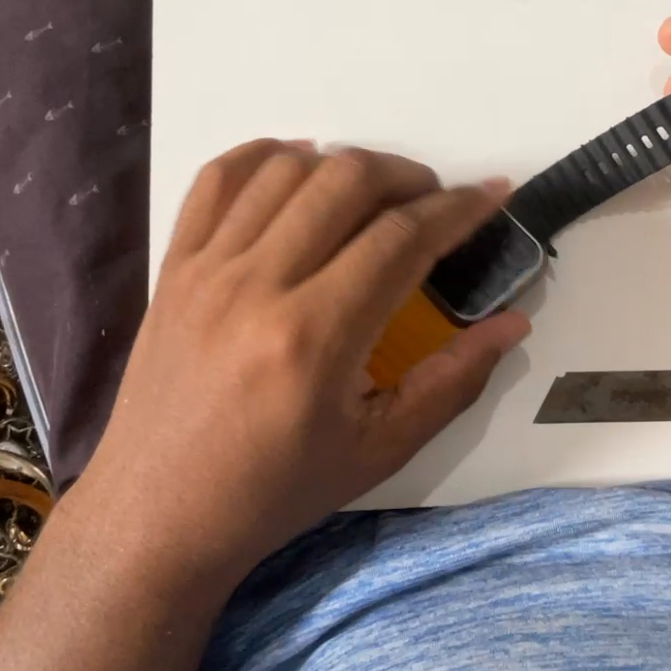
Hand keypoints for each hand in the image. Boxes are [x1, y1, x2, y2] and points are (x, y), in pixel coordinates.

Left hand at [78, 140, 529, 580]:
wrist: (159, 515)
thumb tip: (512, 323)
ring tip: (372, 193)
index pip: (402, 238)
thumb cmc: (275, 491)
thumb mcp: (379, 451)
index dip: (458, 208)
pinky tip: (296, 168)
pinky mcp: (175, 266)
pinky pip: (217, 179)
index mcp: (316, 338)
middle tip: (431, 201)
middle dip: (407, 175)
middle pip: (346, 181)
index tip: (490, 193)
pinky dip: (264, 155)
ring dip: (343, 163)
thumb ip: (452, 381)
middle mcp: (259, 286)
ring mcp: (208, 269)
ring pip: (287, 169)